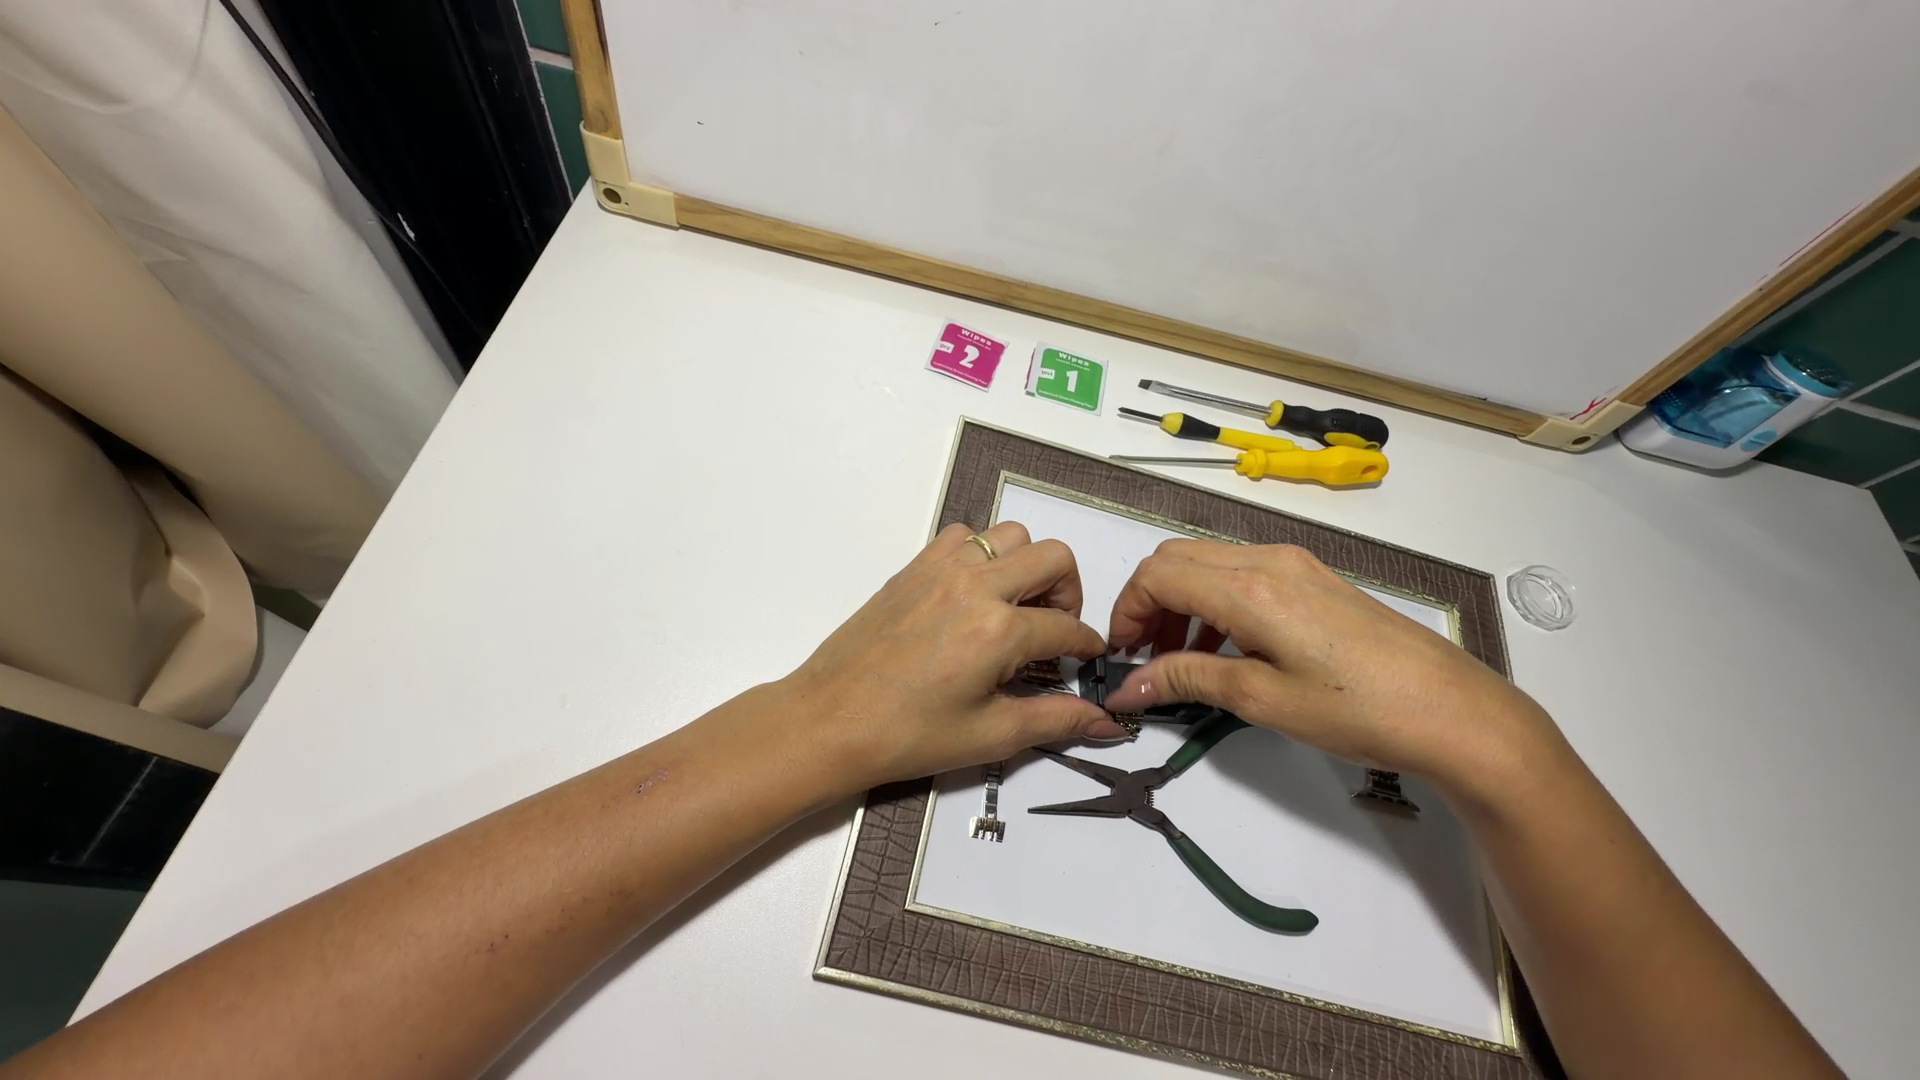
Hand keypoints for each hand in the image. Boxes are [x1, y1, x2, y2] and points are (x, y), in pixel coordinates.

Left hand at [774, 522, 1128, 796]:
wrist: (830, 720)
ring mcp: (942, 569)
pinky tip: (974, 594)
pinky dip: (983, 553)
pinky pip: (964, 536)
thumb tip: (1102, 721)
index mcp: (998, 630)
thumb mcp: (990, 735)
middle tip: (1055, 629)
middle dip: (1070, 592)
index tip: (1088, 657)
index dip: (1087, 645)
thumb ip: (1055, 720)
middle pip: (1053, 559)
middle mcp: (975, 586)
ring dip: (1028, 565)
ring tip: (1016, 607)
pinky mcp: (914, 567)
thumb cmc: (906, 735)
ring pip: (1011, 535)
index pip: (1067, 627)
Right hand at [1102, 539, 1554, 791]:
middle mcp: (1267, 560)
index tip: (1123, 656)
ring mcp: (1294, 564)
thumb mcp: (1260, 699)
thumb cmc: (1354, 709)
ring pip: (1207, 563)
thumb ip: (1185, 680)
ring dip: (1180, 603)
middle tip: (1145, 656)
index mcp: (1249, 587)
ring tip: (1180, 660)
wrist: (1454, 712)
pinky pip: (1240, 574)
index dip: (1127, 611)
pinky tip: (1224, 649)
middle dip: (1148, 603)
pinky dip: (1213, 602)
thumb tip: (1125, 688)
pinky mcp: (1313, 578)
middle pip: (1176, 558)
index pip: (1158, 575)